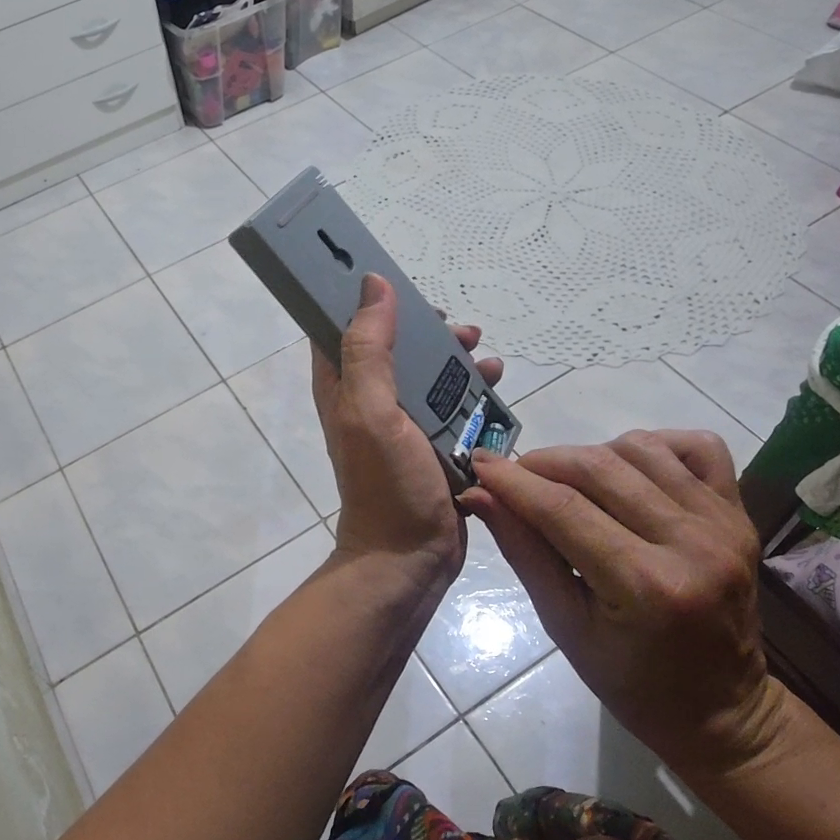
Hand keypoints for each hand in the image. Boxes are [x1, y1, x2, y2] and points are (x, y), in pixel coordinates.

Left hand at [311, 274, 502, 587]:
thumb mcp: (370, 409)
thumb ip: (369, 347)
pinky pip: (455, 401)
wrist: (410, 557)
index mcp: (343, 385)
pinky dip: (475, 387)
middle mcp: (369, 397)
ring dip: (455, 356)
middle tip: (453, 325)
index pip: (343, 325)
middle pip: (396, 343)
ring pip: (429, 370)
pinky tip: (497, 381)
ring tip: (482, 351)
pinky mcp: (435, 440)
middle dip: (425, 327)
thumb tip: (373, 284)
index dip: (366, 299)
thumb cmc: (385, 481)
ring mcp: (403, 420)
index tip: (399, 283)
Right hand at [463, 432, 786, 777]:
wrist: (722, 711)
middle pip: (599, 468)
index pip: (562, 508)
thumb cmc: (631, 681)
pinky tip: (629, 472)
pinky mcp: (739, 514)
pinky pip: (698, 447)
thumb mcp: (564, 625)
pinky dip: (656, 446)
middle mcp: (692, 544)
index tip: (477, 464)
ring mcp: (723, 524)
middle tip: (514, 477)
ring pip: (640, 449)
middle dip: (543, 462)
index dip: (512, 481)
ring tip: (570, 483)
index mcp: (647, 586)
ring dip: (591, 454)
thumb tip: (477, 493)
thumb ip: (523, 552)